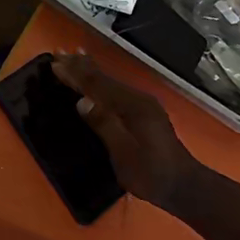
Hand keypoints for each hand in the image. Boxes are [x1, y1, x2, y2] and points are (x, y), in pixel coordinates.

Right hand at [51, 53, 202, 209]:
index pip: (97, 85)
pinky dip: (101, 81)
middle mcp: (138, 99)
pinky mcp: (144, 112)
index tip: (54, 63)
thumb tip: (82, 102)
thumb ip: (104, 125)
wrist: (185, 187)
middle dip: (80, 65)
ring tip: (74, 56)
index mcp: (132, 106)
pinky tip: (97, 80)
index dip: (75, 74)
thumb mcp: (124, 153)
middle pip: (104, 79)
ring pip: (110, 82)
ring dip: (89, 70)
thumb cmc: (151, 173)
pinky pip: (116, 89)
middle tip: (59, 52)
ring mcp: (143, 105)